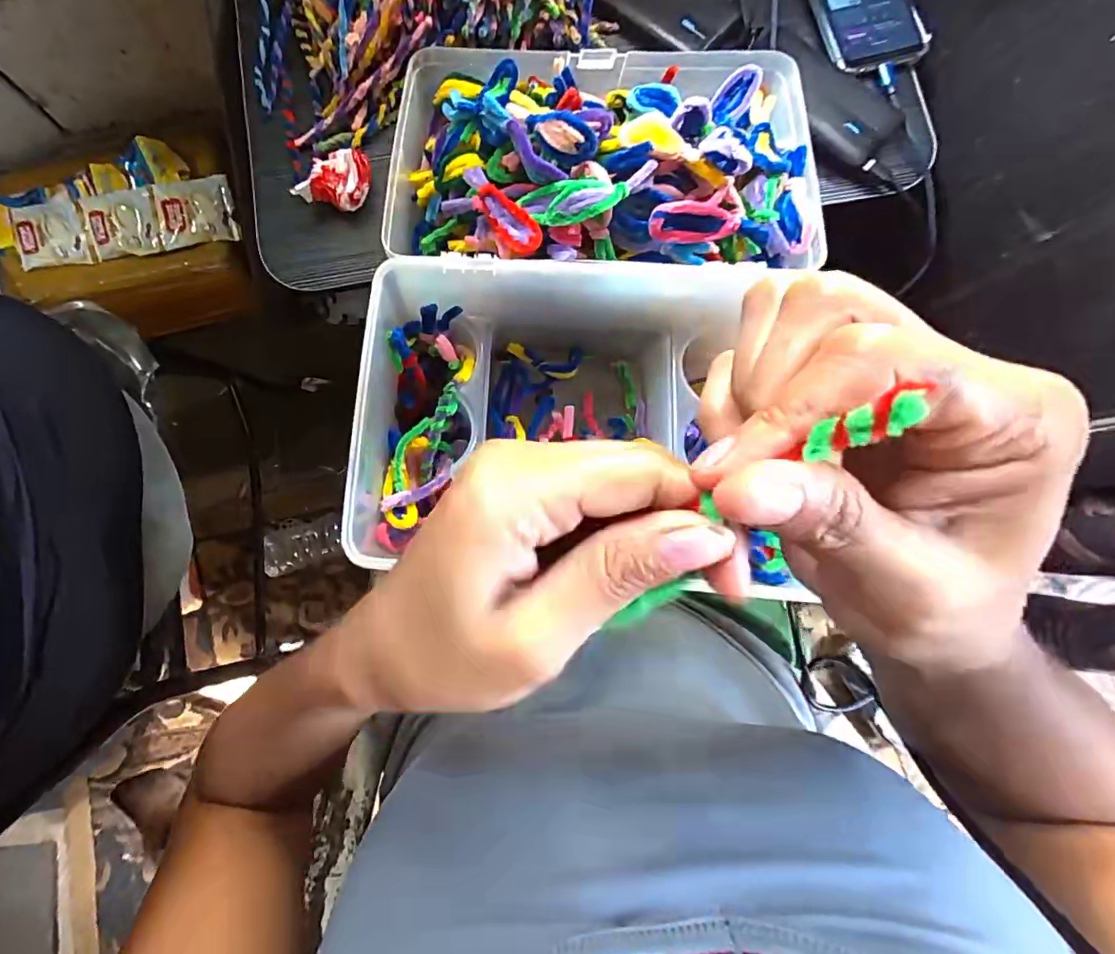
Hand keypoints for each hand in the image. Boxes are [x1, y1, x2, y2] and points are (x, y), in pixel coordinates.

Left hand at [320, 439, 736, 712]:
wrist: (381, 651)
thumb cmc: (446, 661)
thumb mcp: (538, 639)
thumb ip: (617, 575)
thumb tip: (703, 532)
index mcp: (515, 486)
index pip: (639, 469)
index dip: (699, 513)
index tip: (733, 578)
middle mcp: (516, 454)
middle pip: (632, 464)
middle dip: (682, 518)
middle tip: (714, 586)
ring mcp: (513, 463)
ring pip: (617, 475)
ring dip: (654, 524)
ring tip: (667, 586)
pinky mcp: (515, 481)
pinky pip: (589, 489)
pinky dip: (620, 526)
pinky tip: (624, 569)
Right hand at [690, 273, 1089, 672]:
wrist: (931, 619)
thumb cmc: (941, 610)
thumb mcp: (903, 586)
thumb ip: (831, 524)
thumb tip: (736, 486)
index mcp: (1010, 413)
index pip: (883, 354)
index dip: (795, 404)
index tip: (734, 472)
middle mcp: (951, 365)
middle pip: (829, 307)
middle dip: (768, 387)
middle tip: (746, 465)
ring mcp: (889, 359)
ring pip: (789, 309)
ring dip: (748, 384)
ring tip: (750, 458)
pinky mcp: (836, 369)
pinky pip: (760, 339)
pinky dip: (733, 392)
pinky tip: (748, 447)